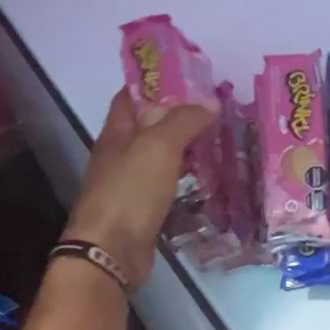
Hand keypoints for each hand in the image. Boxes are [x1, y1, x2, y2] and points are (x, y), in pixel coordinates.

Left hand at [65, 88, 217, 289]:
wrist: (111, 251)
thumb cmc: (130, 192)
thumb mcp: (159, 146)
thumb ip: (184, 121)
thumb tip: (210, 102)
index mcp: (116, 133)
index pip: (131, 97)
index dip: (154, 83)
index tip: (187, 78)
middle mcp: (119, 157)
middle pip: (148, 129)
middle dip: (177, 119)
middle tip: (214, 114)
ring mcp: (129, 188)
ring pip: (159, 161)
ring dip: (184, 153)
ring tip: (218, 145)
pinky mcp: (142, 215)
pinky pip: (166, 191)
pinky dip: (184, 184)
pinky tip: (206, 184)